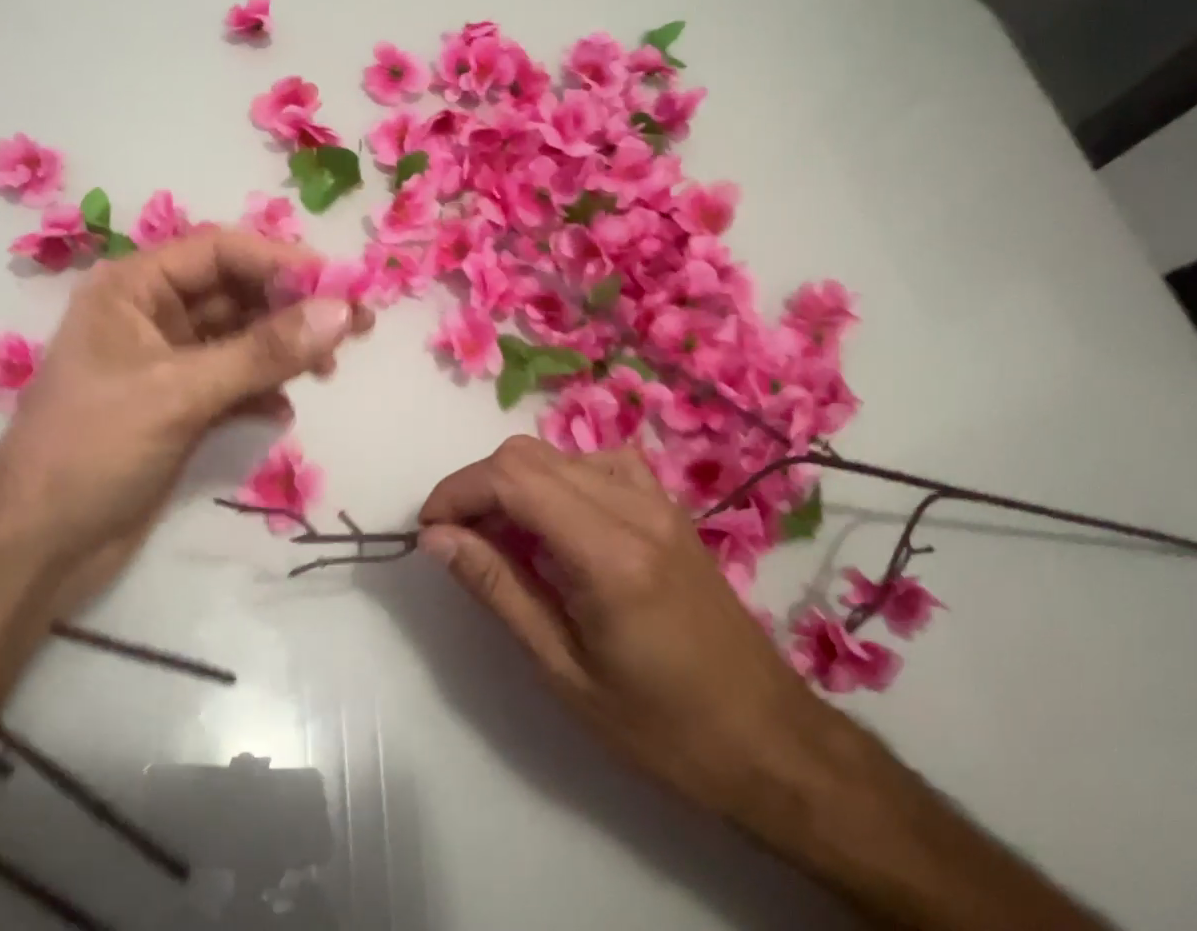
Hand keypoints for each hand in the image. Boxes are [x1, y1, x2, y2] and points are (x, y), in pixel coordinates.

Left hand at [0, 228, 370, 615]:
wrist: (39, 543)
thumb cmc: (94, 449)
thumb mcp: (180, 393)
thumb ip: (263, 352)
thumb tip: (342, 311)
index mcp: (133, 290)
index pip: (220, 251)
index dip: (283, 263)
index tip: (343, 288)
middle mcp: (149, 318)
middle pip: (235, 293)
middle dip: (291, 308)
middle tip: (355, 329)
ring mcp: (164, 367)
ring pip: (238, 341)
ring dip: (282, 351)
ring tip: (331, 370)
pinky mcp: (176, 411)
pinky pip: (231, 385)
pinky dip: (260, 392)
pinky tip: (283, 411)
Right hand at [417, 436, 837, 819]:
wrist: (768, 742)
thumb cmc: (659, 727)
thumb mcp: (562, 669)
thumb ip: (498, 589)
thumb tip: (437, 538)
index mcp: (609, 555)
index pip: (512, 480)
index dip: (456, 493)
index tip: (428, 532)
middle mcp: (637, 511)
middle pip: (530, 455)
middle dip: (477, 485)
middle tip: (455, 540)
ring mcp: (661, 507)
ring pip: (563, 453)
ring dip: (516, 482)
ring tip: (499, 535)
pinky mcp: (673, 515)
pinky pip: (602, 466)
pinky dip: (560, 479)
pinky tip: (555, 524)